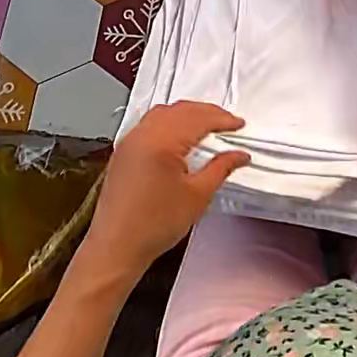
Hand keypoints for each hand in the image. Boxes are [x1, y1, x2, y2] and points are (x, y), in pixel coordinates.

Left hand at [75, 101, 251, 284]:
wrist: (118, 245)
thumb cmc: (152, 226)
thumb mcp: (197, 196)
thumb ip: (221, 169)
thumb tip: (238, 155)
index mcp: (161, 141)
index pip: (198, 118)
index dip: (222, 119)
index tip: (238, 124)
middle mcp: (142, 135)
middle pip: (179, 110)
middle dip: (206, 112)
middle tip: (227, 122)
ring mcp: (129, 142)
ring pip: (162, 114)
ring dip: (186, 114)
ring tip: (207, 125)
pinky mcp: (123, 152)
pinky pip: (148, 125)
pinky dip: (168, 122)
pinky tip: (179, 135)